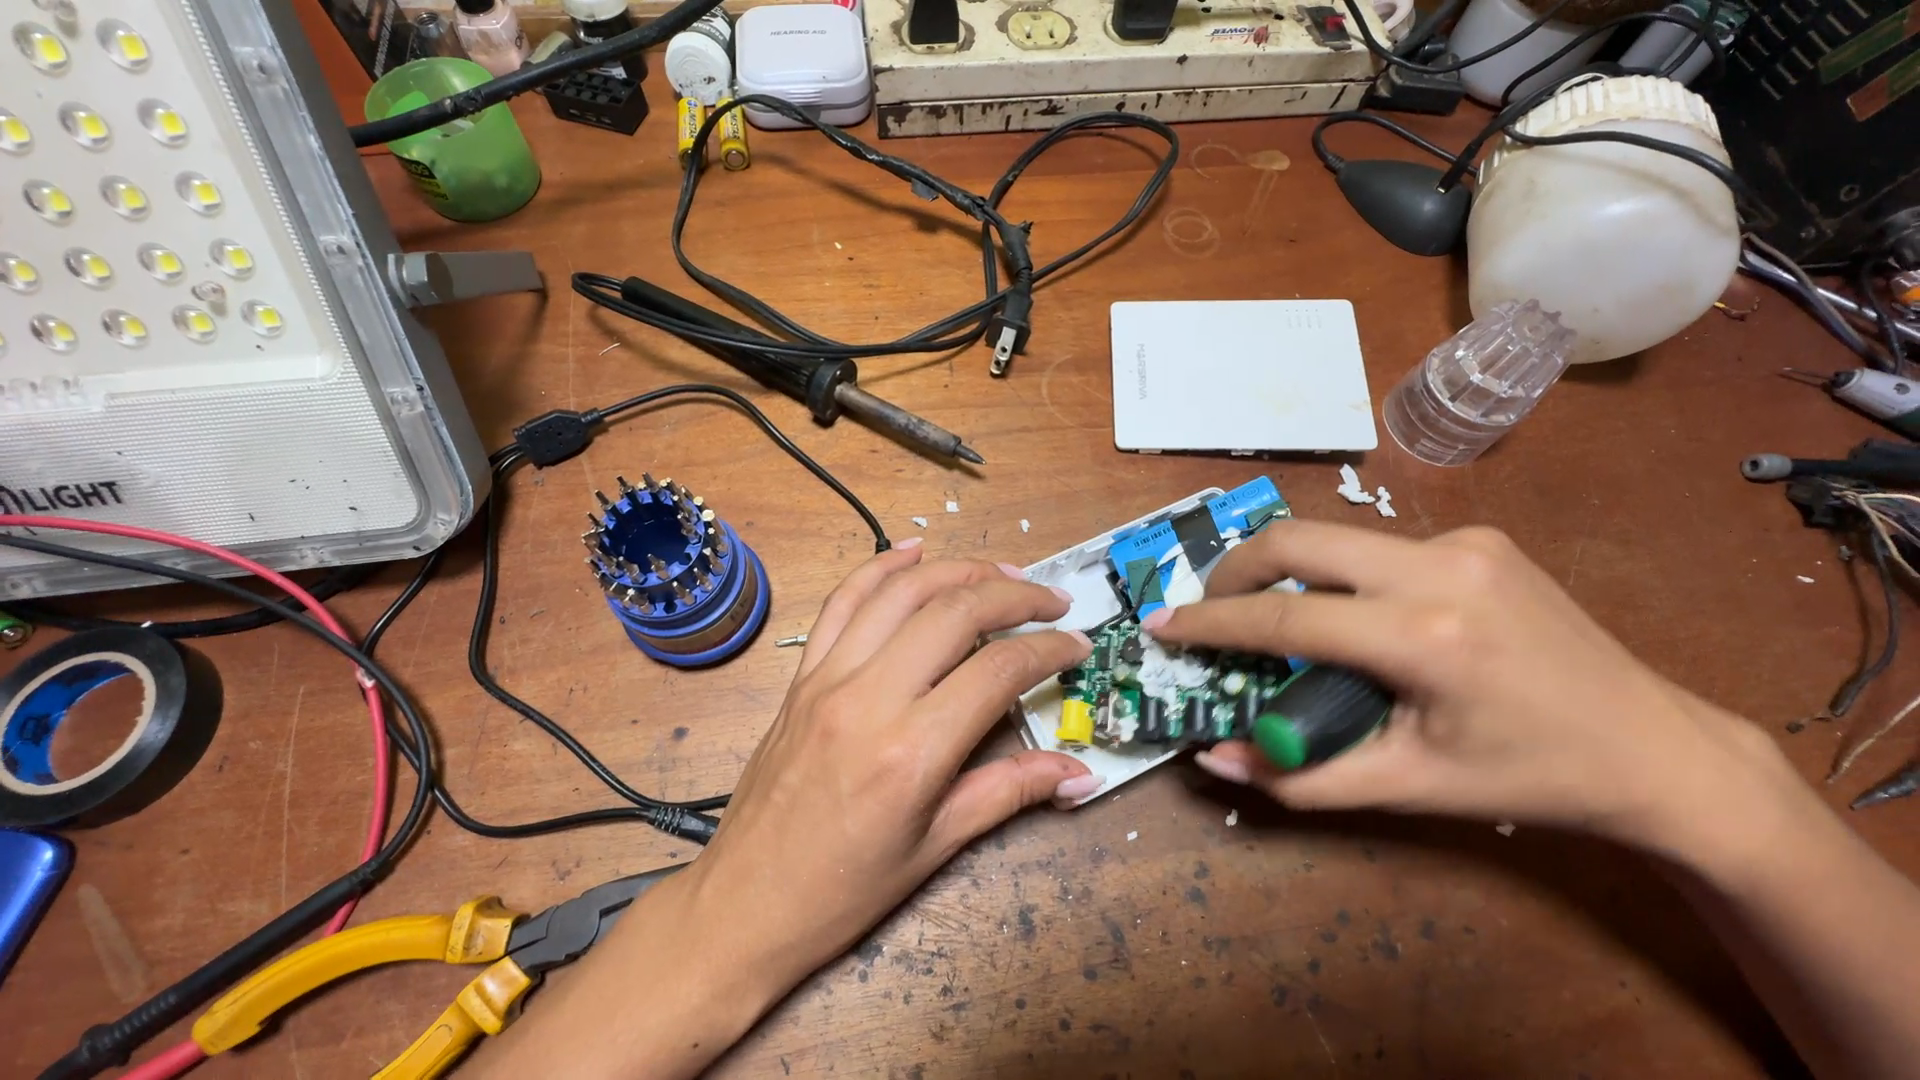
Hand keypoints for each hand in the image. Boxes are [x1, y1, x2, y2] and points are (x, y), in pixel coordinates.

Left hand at [679, 539, 1097, 989]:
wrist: (744, 905)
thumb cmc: (845, 890)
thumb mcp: (936, 848)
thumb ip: (1010, 792)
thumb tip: (1082, 774)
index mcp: (913, 750)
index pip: (998, 670)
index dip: (1047, 649)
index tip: (1076, 644)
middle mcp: (870, 697)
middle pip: (955, 612)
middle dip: (1014, 595)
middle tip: (1051, 599)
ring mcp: (828, 678)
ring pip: (901, 593)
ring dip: (958, 570)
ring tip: (1003, 572)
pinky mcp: (801, 676)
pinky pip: (841, 603)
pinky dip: (881, 568)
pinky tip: (913, 550)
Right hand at [1145, 521, 1788, 853]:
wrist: (1657, 747)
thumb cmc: (1529, 778)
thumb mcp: (1408, 786)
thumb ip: (1299, 776)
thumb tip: (1213, 758)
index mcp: (1428, 637)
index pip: (1287, 619)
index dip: (1212, 623)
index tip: (1163, 625)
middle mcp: (1443, 567)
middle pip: (1299, 541)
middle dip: (1236, 571)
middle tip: (1208, 610)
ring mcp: (1465, 543)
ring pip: (1336, 540)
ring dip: (1288, 574)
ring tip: (1275, 622)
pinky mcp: (1479, 538)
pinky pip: (1378, 549)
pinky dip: (1340, 577)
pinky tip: (1355, 620)